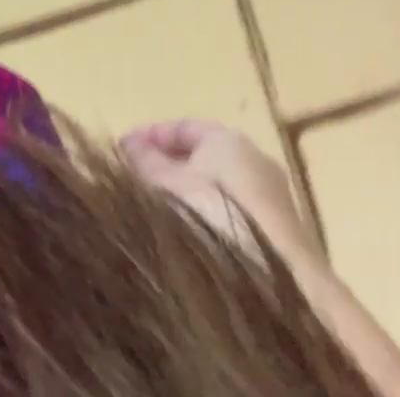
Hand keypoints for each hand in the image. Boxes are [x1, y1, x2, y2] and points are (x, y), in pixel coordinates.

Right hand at [120, 119, 319, 263]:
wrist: (270, 272)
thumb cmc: (207, 210)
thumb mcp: (160, 178)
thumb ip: (142, 158)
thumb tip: (130, 146)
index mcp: (229, 140)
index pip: (183, 126)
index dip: (149, 134)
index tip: (121, 148)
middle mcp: (256, 159)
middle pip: (203, 153)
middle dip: (167, 160)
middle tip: (135, 172)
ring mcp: (271, 195)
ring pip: (218, 180)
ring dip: (185, 185)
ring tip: (154, 200)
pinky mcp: (278, 226)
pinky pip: (231, 204)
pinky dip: (206, 206)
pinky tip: (185, 222)